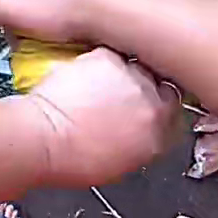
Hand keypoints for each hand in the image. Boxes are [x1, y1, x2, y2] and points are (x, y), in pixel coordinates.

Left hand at [6, 47, 178, 188]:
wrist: (46, 140)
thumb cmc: (71, 159)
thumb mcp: (119, 163)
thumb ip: (140, 140)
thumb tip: (137, 126)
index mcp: (158, 136)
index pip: (172, 111)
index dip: (155, 104)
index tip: (139, 104)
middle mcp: (154, 105)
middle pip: (157, 83)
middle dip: (139, 86)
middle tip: (114, 93)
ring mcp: (134, 79)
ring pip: (134, 66)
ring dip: (120, 73)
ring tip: (94, 85)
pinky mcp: (109, 59)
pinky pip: (109, 55)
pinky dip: (95, 63)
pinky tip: (80, 77)